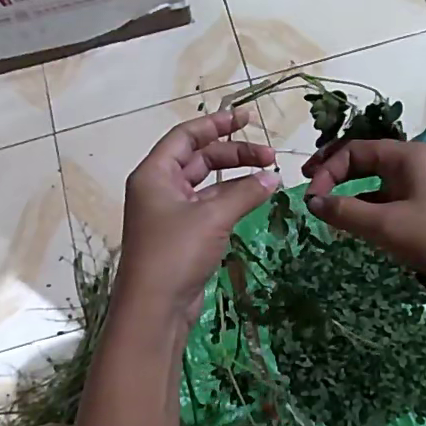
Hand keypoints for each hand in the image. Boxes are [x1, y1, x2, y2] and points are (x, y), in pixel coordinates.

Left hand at [117, 107, 278, 323]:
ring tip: (269, 178)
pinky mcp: (182, 236)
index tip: (247, 119)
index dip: (216, 124)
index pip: (186, 136)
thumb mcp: (212, 217)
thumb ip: (244, 192)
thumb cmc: (175, 253)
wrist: (155, 307)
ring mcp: (170, 213)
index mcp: (154, 174)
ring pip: (206, 185)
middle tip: (269, 157)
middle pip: (199, 159)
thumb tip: (271, 178)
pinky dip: (230, 201)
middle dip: (234, 155)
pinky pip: (209, 208)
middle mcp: (159, 189)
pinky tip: (255, 199)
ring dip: (235, 180)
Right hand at [302, 138, 425, 280]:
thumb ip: (344, 212)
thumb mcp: (385, 225)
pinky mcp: (422, 207)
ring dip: (347, 192)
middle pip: (362, 160)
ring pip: (372, 181)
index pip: (353, 150)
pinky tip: (352, 225)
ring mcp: (418, 186)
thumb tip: (312, 202)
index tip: (310, 198)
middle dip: (333, 173)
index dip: (326, 170)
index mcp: (405, 155)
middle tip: (308, 188)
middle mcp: (411, 164)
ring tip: (325, 209)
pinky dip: (364, 208)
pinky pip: (384, 200)